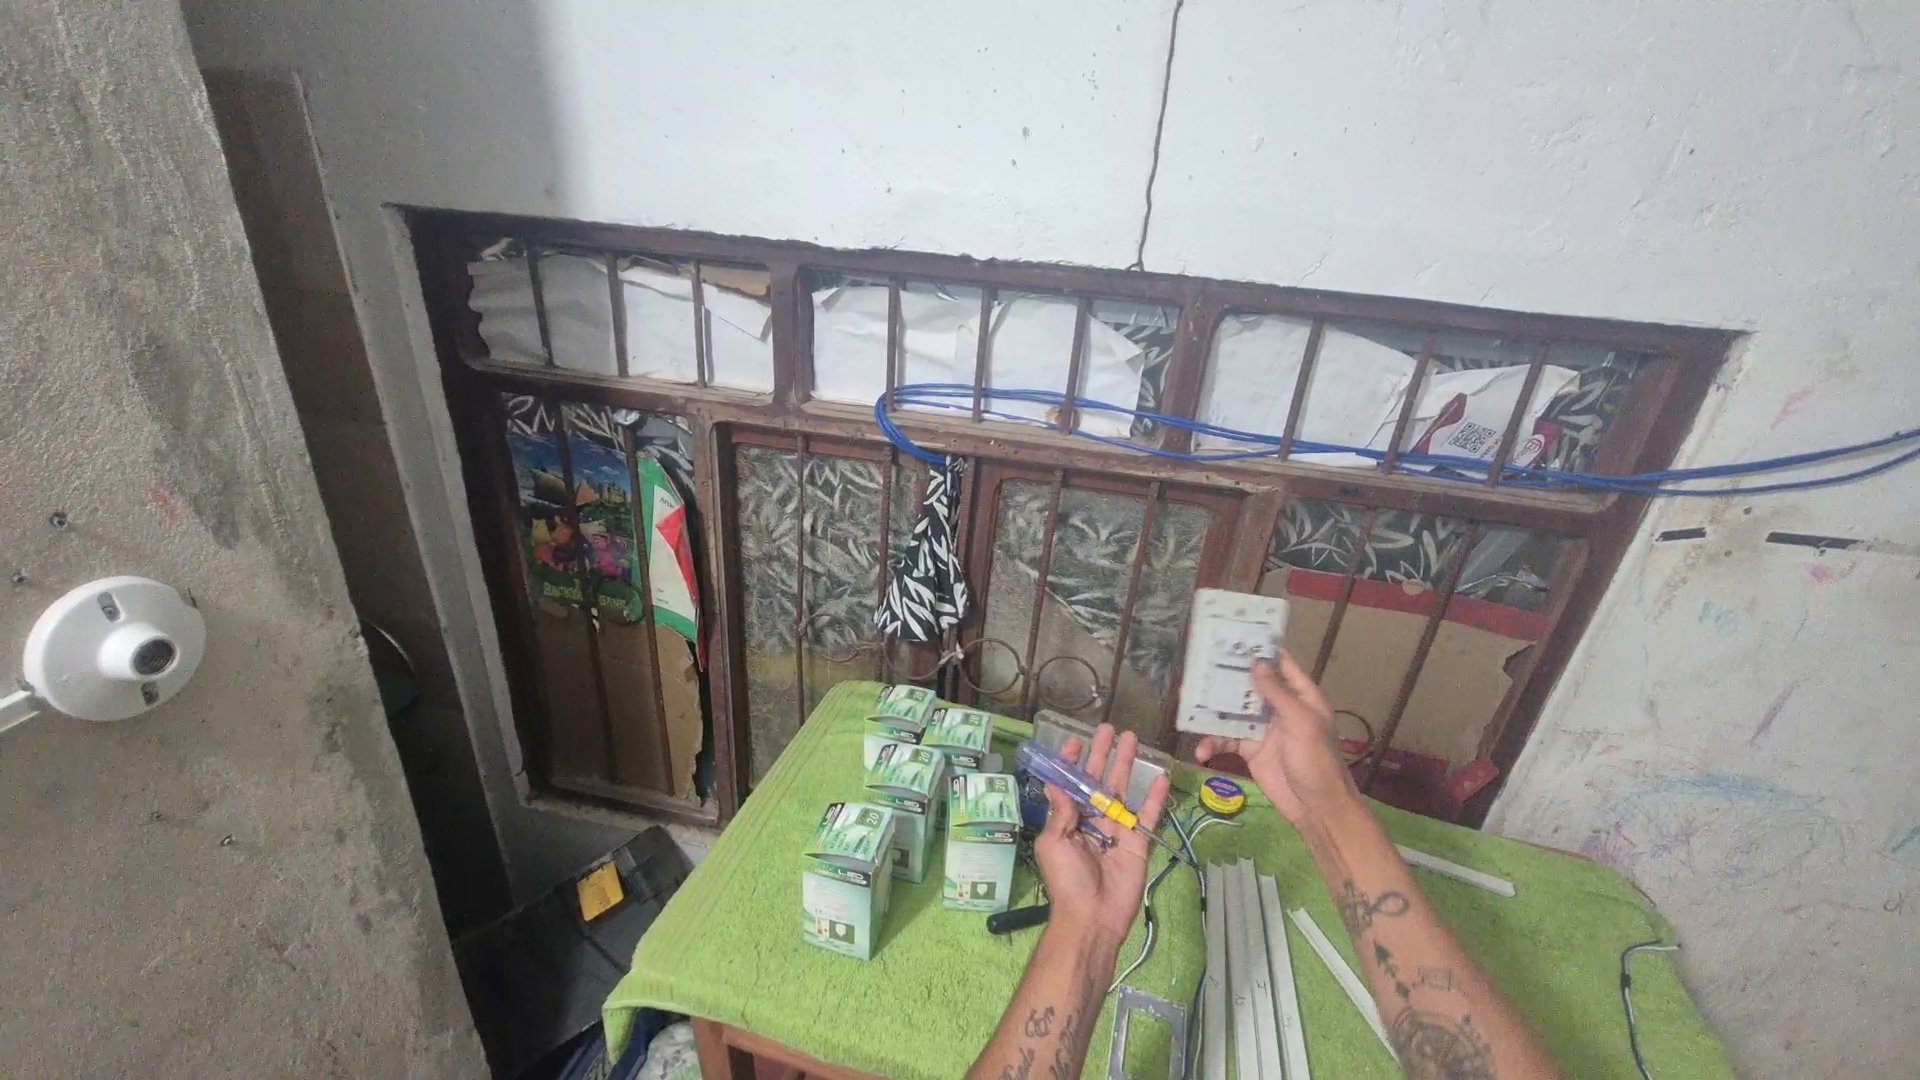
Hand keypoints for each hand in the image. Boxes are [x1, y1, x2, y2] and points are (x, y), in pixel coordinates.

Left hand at [1032, 725, 1171, 947]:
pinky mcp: (1138, 843)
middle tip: (1109, 728)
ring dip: (1127, 765)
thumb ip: (1060, 812)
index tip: (1075, 741)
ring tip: (1132, 738)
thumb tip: (1056, 782)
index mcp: (1070, 819)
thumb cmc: (1067, 880)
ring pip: (1122, 790)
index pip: (1072, 784)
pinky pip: (1148, 816)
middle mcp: (1093, 820)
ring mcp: (1117, 829)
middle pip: (1099, 780)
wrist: (1092, 917)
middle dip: (1103, 754)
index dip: (1072, 762)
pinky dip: (1154, 797)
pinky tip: (1161, 776)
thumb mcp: (1054, 844)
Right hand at [1193, 650, 1357, 827]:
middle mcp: (1279, 708)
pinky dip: (1211, 743)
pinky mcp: (1249, 749)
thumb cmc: (1316, 762)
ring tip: (1187, 709)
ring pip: (1231, 710)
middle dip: (1225, 677)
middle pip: (1249, 684)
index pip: (1280, 664)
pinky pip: (1225, 739)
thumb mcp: (1301, 724)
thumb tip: (1257, 663)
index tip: (1235, 635)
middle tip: (1198, 666)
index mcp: (1299, 696)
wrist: (1317, 809)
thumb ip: (1278, 694)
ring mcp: (1262, 728)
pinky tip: (1201, 752)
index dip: (1261, 649)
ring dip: (1211, 712)